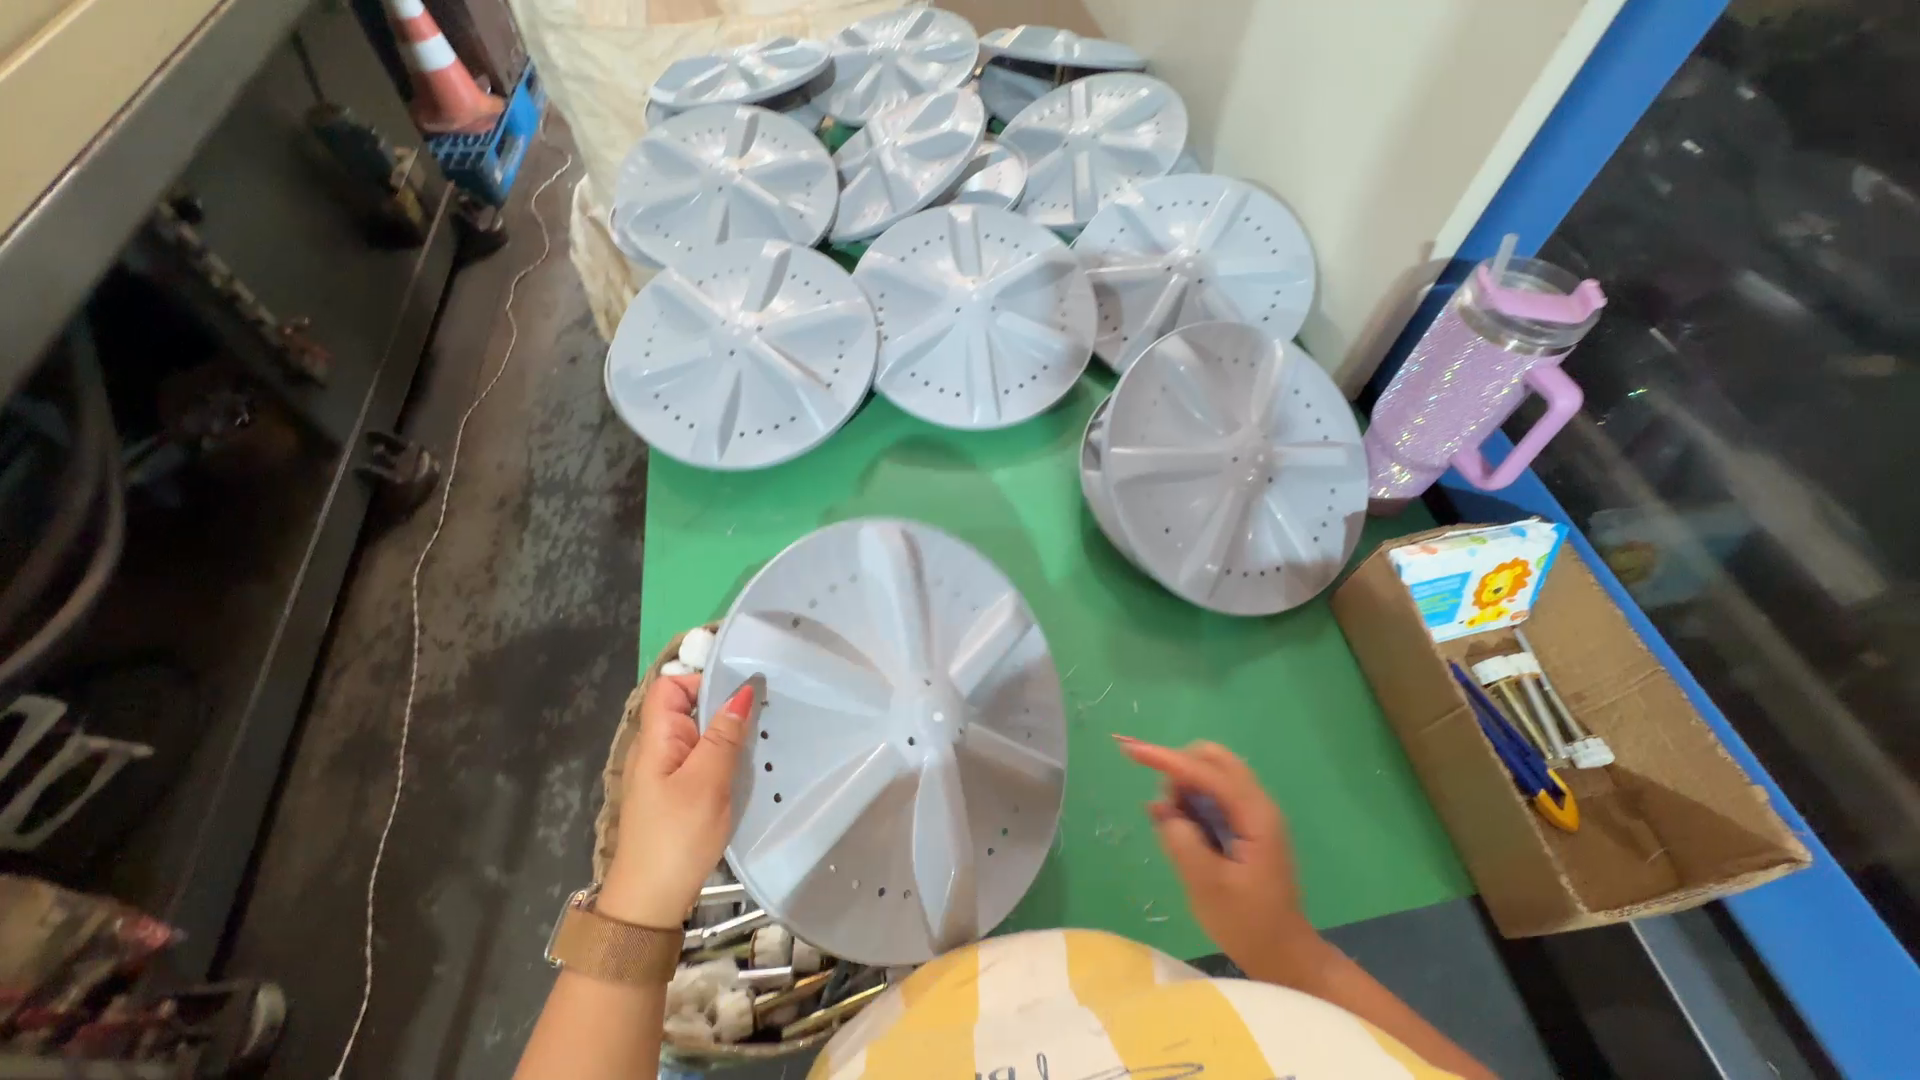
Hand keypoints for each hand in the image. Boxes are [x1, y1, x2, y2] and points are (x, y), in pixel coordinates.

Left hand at [599, 673, 755, 927]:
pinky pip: (702, 759)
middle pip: (686, 708)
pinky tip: (749, 762)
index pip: (669, 686)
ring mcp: (666, 773)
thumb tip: (742, 690)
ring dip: (727, 731)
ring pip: (698, 735)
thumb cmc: (676, 837)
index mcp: (656, 739)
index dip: (700, 677)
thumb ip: (724, 736)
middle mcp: (658, 750)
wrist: (651, 902)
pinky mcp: (678, 795)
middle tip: (766, 704)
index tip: (741, 682)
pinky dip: (724, 755)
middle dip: (723, 702)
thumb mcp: (707, 782)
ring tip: (764, 729)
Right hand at [1115, 736, 1329, 985]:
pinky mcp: (1245, 826)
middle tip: (1163, 807)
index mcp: (1255, 816)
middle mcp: (1257, 805)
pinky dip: (1191, 803)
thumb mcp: (1207, 886)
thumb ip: (1182, 842)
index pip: (1206, 772)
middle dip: (1179, 769)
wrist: (1283, 955)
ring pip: (1211, 775)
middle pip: (1213, 760)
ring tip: (1174, 829)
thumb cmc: (1248, 923)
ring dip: (1184, 789)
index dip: (1166, 759)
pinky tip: (1178, 828)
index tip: (1130, 750)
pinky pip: (1213, 797)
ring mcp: (1253, 814)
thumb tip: (1162, 810)